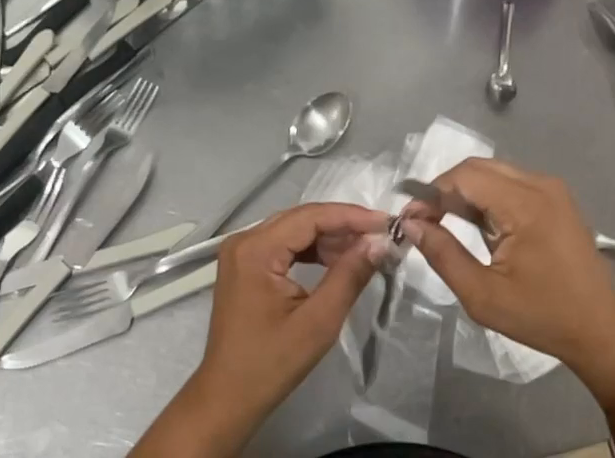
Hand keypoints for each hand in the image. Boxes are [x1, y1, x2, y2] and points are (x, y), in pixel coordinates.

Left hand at [199, 202, 389, 412]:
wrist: (228, 398)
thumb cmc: (271, 363)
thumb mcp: (318, 322)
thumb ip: (349, 275)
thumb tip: (378, 242)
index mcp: (256, 249)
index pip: (310, 217)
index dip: (351, 216)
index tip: (386, 223)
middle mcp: (244, 240)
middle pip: (301, 219)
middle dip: (342, 225)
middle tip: (380, 236)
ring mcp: (241, 252)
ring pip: (294, 230)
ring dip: (329, 238)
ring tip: (364, 249)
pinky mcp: (245, 265)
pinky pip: (284, 245)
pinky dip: (311, 251)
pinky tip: (336, 261)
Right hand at [401, 158, 614, 381]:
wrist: (600, 330)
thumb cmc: (541, 316)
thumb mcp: (482, 295)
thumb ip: (443, 254)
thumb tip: (410, 223)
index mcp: (525, 205)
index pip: (464, 176)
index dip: (432, 193)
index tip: (412, 220)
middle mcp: (540, 185)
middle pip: (478, 168)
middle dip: (446, 190)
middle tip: (426, 221)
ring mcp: (552, 189)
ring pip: (493, 172)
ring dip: (466, 192)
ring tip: (448, 224)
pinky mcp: (557, 198)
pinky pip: (511, 182)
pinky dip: (488, 196)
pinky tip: (480, 226)